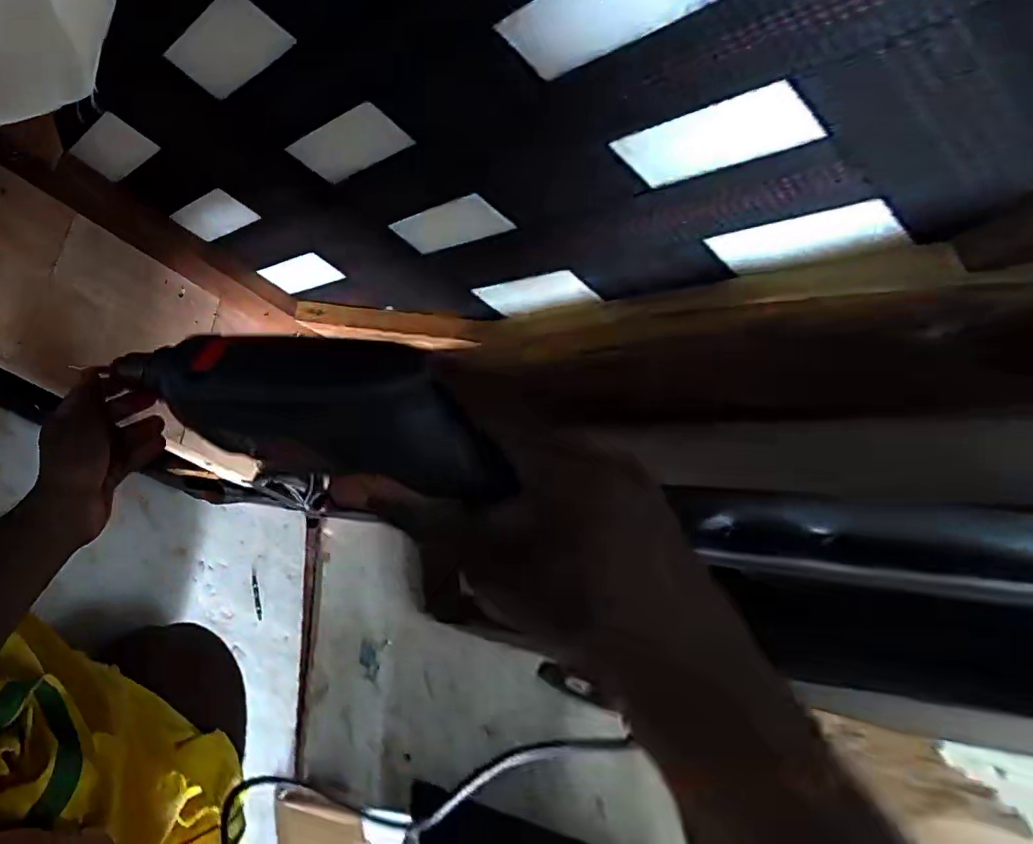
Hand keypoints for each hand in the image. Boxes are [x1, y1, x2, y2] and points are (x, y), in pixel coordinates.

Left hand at [28, 370, 167, 545]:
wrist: (71, 507)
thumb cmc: (75, 458)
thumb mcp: (83, 421)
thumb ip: (90, 396)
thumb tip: (91, 371)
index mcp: (68, 419)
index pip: (89, 394)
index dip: (110, 383)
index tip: (134, 376)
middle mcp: (80, 435)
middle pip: (107, 414)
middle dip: (130, 405)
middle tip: (155, 396)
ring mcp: (94, 457)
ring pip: (120, 437)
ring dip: (140, 428)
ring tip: (162, 421)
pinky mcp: (107, 476)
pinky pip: (127, 458)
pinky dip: (141, 451)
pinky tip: (160, 443)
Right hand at [329, 373, 739, 668]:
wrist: (687, 674)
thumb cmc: (573, 606)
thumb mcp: (483, 560)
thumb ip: (420, 514)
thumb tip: (350, 486)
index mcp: (561, 460)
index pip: (495, 404)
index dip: (456, 383)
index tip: (424, 364)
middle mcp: (602, 456)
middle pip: (527, 424)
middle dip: (483, 419)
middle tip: (441, 422)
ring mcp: (634, 481)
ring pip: (556, 448)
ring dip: (516, 448)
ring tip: (476, 460)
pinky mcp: (648, 508)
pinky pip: (582, 469)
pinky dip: (545, 470)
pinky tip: (528, 499)